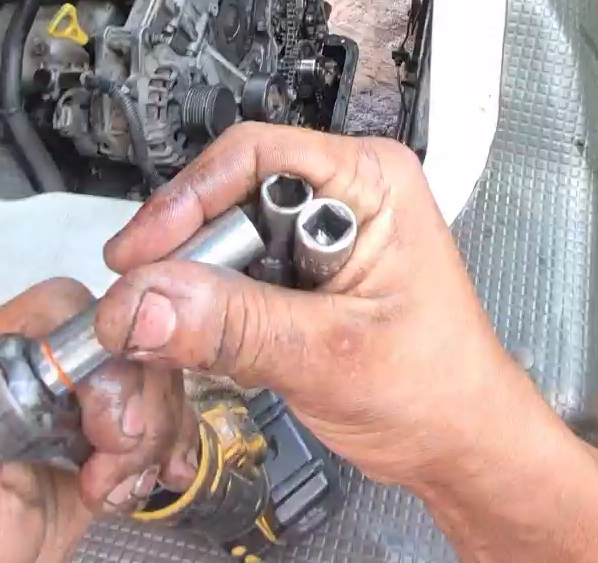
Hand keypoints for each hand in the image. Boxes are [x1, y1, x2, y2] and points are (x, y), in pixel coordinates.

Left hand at [0, 280, 197, 562]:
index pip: (58, 309)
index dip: (93, 354)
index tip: (100, 426)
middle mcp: (38, 364)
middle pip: (120, 336)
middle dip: (136, 399)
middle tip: (117, 462)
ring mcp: (80, 393)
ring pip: (154, 368)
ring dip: (154, 429)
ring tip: (120, 490)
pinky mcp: (113, 422)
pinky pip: (168, 405)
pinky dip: (173, 440)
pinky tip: (157, 478)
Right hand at [90, 124, 560, 495]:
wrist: (458, 442)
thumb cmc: (437, 386)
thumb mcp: (331, 354)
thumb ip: (236, 326)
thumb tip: (146, 303)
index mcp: (373, 178)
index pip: (258, 155)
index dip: (191, 198)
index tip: (138, 254)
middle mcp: (346, 191)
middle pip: (234, 191)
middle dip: (187, 246)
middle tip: (146, 301)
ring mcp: (323, 232)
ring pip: (229, 233)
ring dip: (195, 280)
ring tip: (174, 327)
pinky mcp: (305, 271)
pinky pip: (237, 269)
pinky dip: (211, 302)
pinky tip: (205, 334)